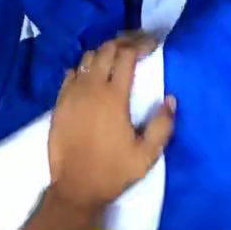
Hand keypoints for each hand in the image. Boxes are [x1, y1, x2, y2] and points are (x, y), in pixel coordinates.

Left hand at [47, 33, 176, 212]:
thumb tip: (170, 99)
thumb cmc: (112, 171)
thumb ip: (162, 126)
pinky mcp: (60, 100)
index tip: (152, 43)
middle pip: (107, 49)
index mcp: (114, 96)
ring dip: (104, 52)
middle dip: (124, 41)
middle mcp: (92, 86)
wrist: (74, 188)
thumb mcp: (146, 156)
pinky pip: (72, 72)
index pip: (126, 55)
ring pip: (88, 57)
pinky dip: (85, 67)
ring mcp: (73, 91)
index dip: (141, 44)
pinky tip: (93, 74)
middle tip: (137, 43)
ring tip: (117, 56)